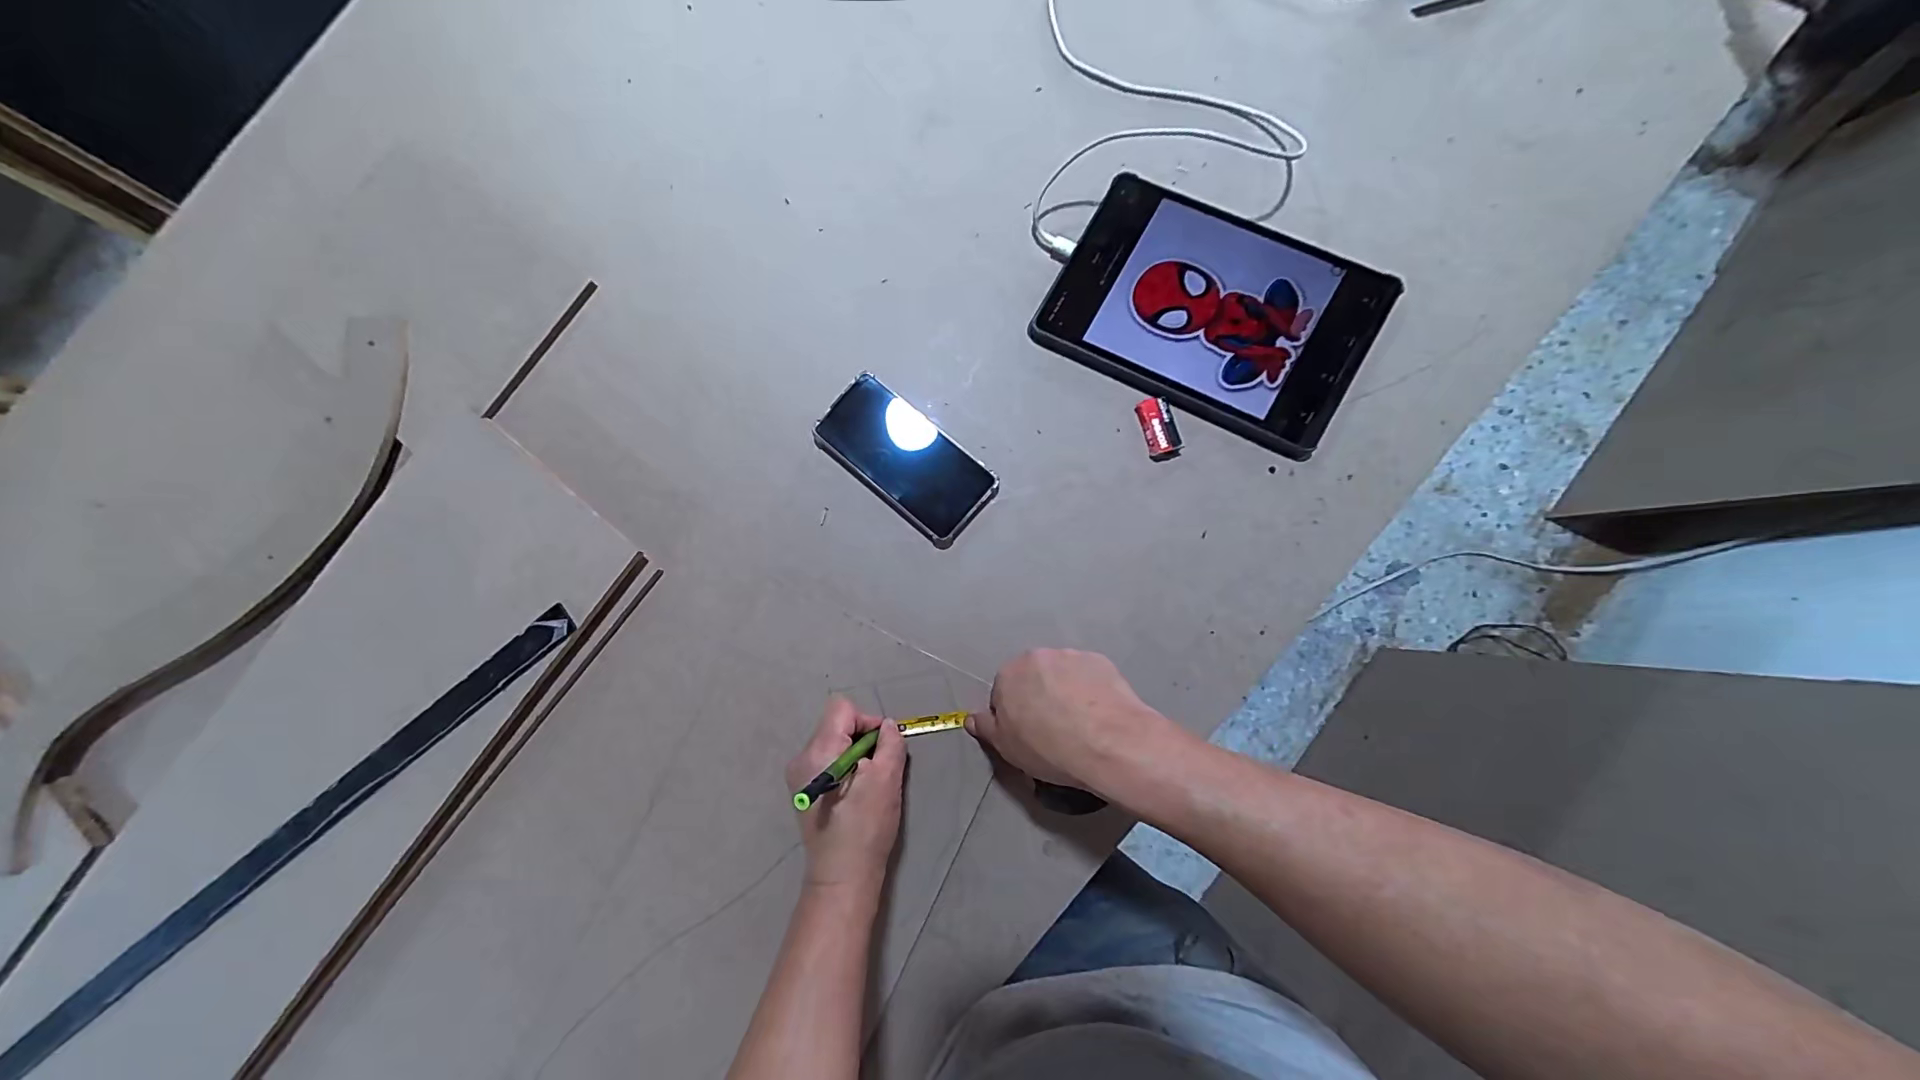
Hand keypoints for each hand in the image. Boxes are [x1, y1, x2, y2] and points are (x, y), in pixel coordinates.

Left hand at [786, 697, 903, 889]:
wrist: (843, 877)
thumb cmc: (865, 828)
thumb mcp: (886, 780)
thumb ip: (890, 744)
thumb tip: (887, 727)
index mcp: (817, 752)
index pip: (841, 709)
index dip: (867, 721)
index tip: (882, 747)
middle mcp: (801, 759)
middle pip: (836, 725)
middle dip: (863, 739)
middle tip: (880, 768)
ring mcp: (799, 776)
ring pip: (834, 744)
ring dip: (856, 755)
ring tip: (870, 785)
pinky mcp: (804, 791)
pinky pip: (828, 762)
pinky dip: (847, 768)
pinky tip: (856, 795)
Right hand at [969, 648, 1186, 800]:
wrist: (1109, 743)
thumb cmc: (1051, 748)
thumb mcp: (1007, 748)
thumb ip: (987, 728)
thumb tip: (972, 718)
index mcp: (1008, 673)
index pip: (1003, 692)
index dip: (1015, 715)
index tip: (1028, 734)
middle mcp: (1038, 656)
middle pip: (1033, 677)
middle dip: (1039, 697)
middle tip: (1053, 728)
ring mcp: (1071, 655)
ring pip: (1061, 674)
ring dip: (1065, 690)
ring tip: (1080, 722)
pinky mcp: (1100, 661)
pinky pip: (1088, 675)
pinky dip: (1090, 689)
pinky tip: (1098, 713)